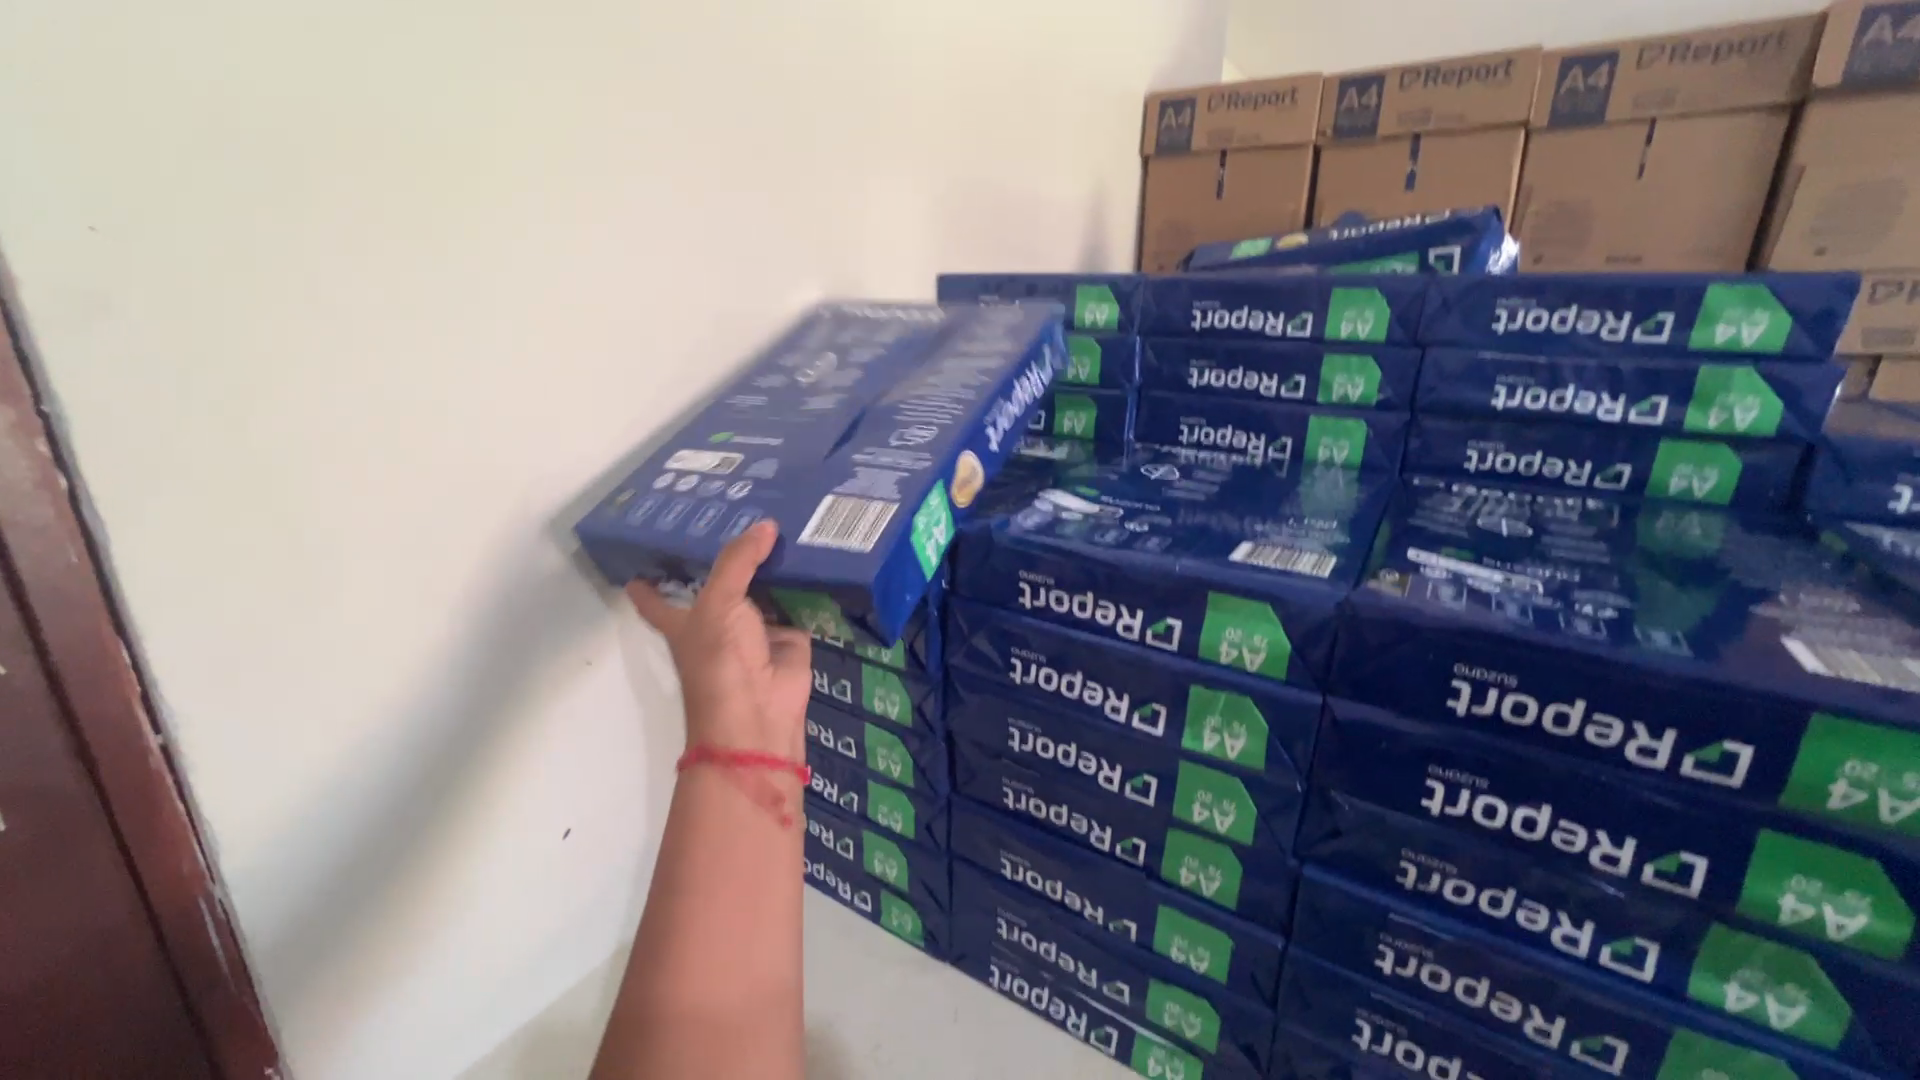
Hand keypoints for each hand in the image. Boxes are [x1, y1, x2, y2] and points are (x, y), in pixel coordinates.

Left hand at [627, 521, 811, 759]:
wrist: (759, 714)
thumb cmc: (719, 660)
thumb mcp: (718, 603)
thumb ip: (738, 560)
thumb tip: (767, 524)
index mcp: (684, 619)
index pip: (657, 595)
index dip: (649, 575)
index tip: (645, 546)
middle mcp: (719, 620)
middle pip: (721, 580)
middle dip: (731, 550)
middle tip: (742, 503)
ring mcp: (757, 628)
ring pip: (764, 587)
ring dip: (774, 560)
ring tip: (788, 513)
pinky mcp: (792, 635)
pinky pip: (801, 602)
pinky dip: (809, 582)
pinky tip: (819, 549)